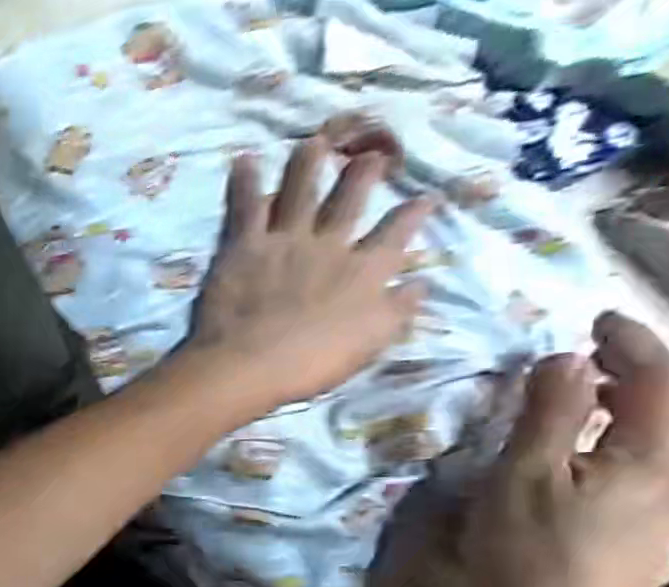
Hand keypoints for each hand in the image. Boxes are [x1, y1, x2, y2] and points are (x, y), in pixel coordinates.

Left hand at [180, 137, 433, 410]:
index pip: (397, 233)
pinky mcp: (243, 247)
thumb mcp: (370, 342)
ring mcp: (285, 241)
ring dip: (309, 162)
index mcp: (365, 270)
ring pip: (300, 190)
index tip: (425, 197)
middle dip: (364, 172)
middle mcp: (329, 245)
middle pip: (351, 199)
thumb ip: (397, 310)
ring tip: (314, 140)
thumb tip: (421, 283)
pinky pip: (245, 206)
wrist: (249, 364)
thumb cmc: (310, 362)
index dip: (413, 213)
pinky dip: (245, 181)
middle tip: (372, 153)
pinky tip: (244, 159)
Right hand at [466, 314, 668, 586]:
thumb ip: (545, 414)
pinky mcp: (663, 523)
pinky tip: (606, 447)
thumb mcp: (519, 477)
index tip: (595, 319)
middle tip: (598, 362)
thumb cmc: (527, 550)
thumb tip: (561, 359)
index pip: (657, 375)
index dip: (630, 340)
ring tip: (601, 400)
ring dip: (661, 399)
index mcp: (651, 451)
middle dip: (657, 366)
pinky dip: (655, 431)